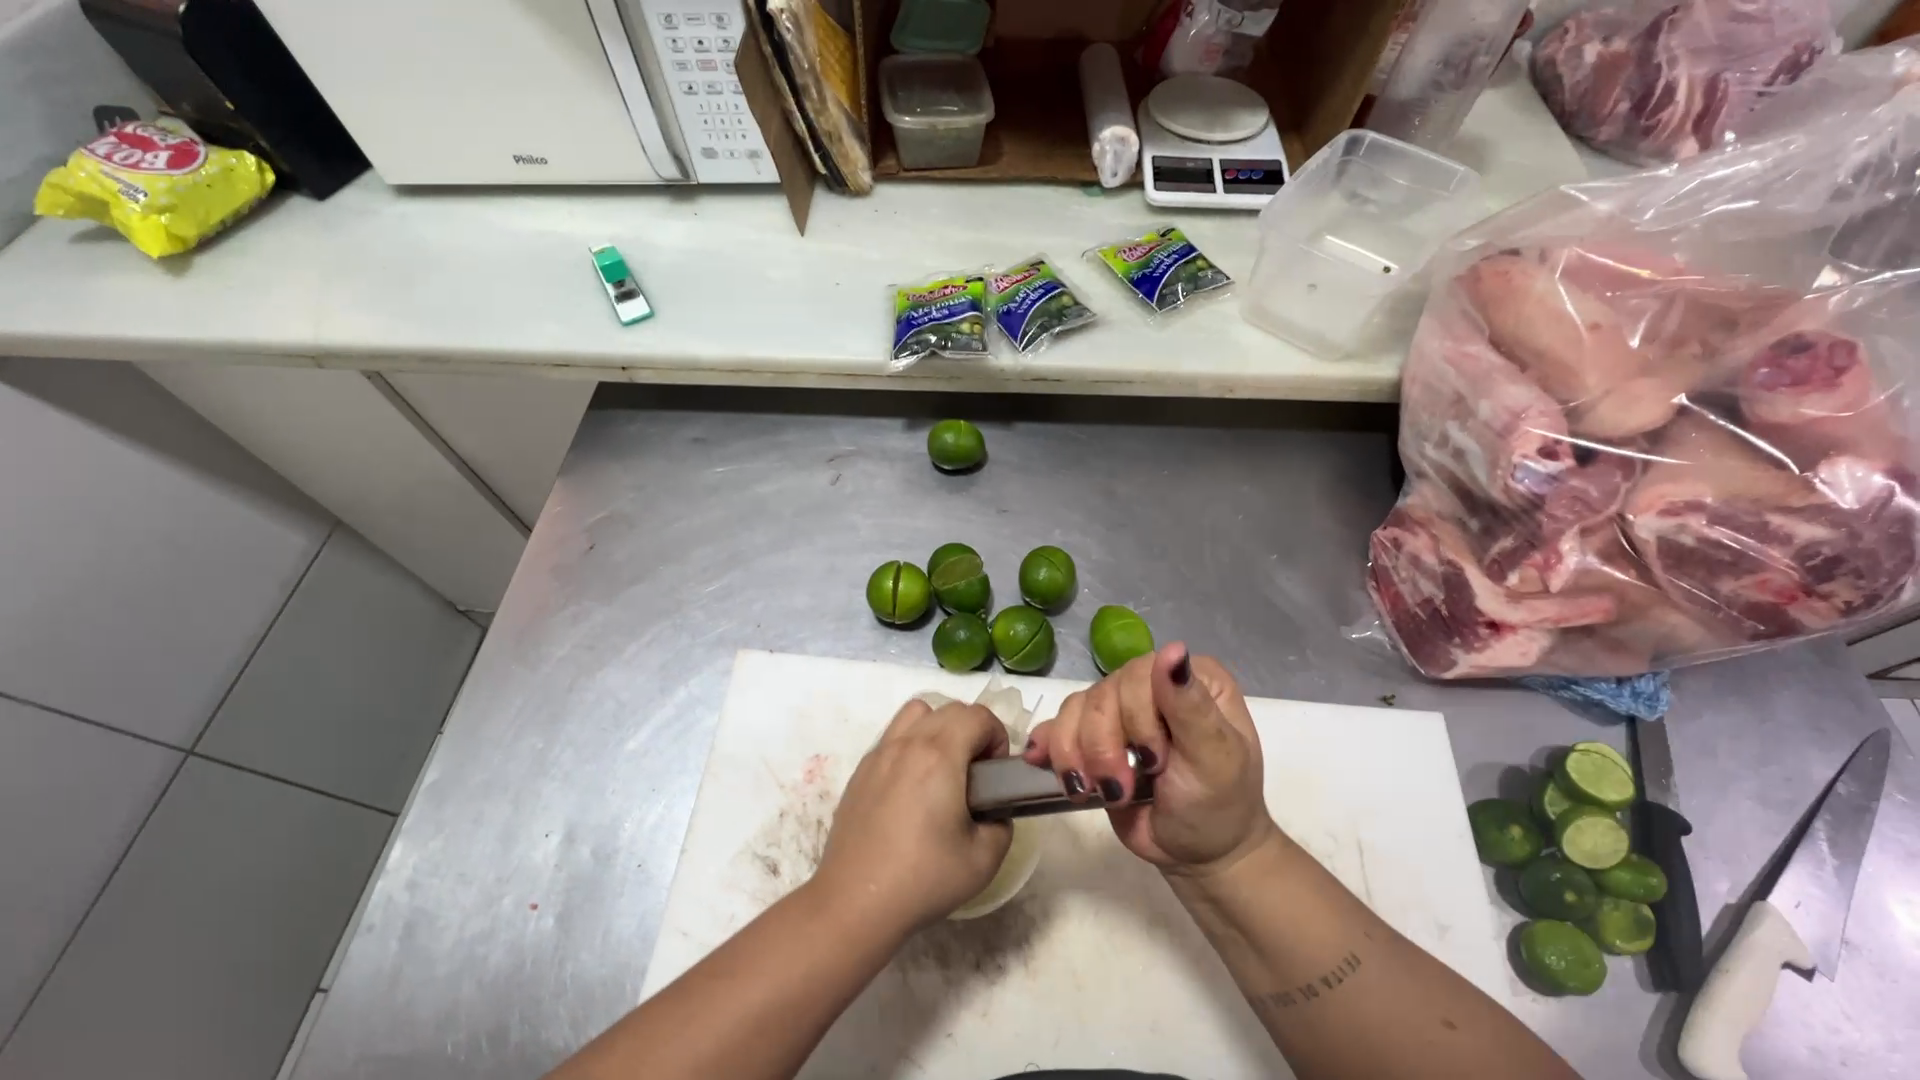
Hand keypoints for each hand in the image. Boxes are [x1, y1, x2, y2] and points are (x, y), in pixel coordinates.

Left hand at [812, 699, 1012, 933]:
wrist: (856, 902)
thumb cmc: (923, 879)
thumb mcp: (984, 859)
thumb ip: (1001, 824)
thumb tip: (993, 811)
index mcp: (939, 756)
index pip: (978, 716)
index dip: (998, 737)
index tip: (997, 773)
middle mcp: (907, 745)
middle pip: (948, 708)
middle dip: (972, 731)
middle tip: (977, 775)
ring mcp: (878, 755)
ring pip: (915, 714)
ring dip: (938, 728)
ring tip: (944, 771)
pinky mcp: (859, 773)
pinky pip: (892, 738)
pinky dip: (911, 746)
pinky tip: (913, 790)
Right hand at [1024, 644, 1278, 875]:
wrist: (1197, 852)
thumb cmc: (1218, 805)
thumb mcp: (1216, 759)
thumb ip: (1191, 706)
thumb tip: (1173, 650)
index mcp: (1191, 679)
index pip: (1139, 674)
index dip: (1136, 719)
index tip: (1156, 763)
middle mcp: (1152, 684)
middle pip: (1101, 696)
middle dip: (1104, 749)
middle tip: (1125, 789)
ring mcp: (1118, 711)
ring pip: (1074, 711)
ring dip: (1077, 757)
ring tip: (1099, 792)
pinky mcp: (1091, 737)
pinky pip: (1057, 727)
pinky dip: (1052, 749)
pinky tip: (1049, 766)